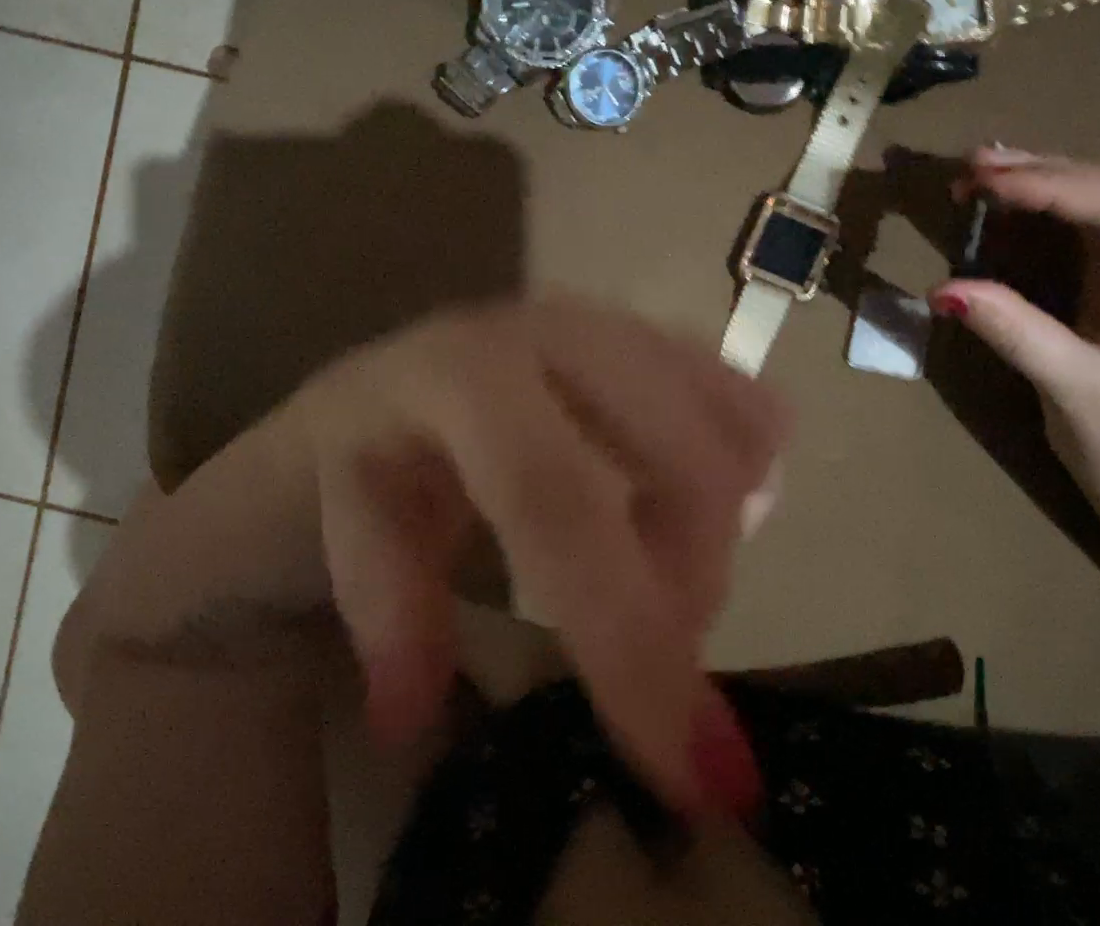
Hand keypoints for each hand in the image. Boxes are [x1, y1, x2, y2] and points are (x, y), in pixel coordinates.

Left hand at [275, 298, 788, 815]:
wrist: (393, 386)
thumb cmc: (363, 467)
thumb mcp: (348, 536)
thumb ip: (386, 616)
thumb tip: (416, 717)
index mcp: (462, 378)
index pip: (561, 506)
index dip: (632, 638)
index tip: (700, 773)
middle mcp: (559, 333)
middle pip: (685, 468)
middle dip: (695, 586)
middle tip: (656, 654)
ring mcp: (625, 327)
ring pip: (733, 440)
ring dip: (717, 542)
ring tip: (655, 579)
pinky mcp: (665, 340)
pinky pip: (751, 412)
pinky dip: (747, 484)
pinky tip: (692, 520)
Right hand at [930, 147, 1099, 534]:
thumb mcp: (1070, 392)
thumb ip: (1014, 332)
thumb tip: (942, 289)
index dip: (1061, 188)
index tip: (991, 181)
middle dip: (1051, 175)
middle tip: (974, 168)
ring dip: (1051, 181)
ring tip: (984, 170)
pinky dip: (1055, 205)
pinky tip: (1015, 190)